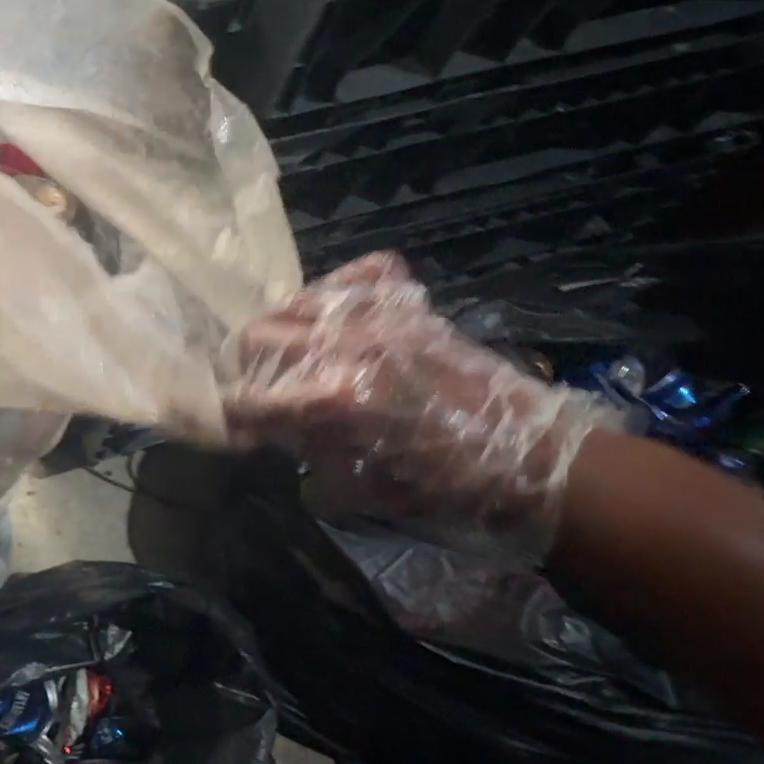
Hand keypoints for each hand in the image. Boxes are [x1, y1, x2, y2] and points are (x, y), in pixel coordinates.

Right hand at [223, 252, 618, 559]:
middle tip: (265, 393)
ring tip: (298, 357)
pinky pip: (358, 273)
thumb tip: (265, 426)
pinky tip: (341, 320)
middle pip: (254, 337)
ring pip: (292, 301)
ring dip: (284, 332)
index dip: (232, 418)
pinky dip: (341, 291)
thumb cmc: (438, 490)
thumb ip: (299, 447)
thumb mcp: (352, 488)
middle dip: (248, 370)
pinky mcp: (410, 304)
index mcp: (331, 398)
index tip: (237, 428)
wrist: (531, 463)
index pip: (244, 398)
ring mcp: (380, 316)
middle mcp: (346, 345)